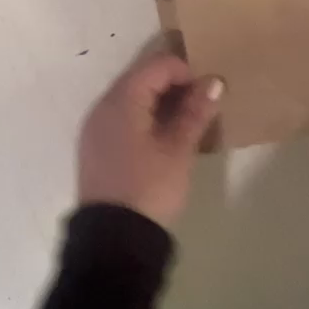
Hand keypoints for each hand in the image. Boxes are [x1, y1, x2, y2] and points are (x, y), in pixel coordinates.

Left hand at [78, 50, 224, 228]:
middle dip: (173, 85)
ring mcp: (95, 127)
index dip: (187, 72)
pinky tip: (162, 138)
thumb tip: (214, 81)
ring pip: (132, 97)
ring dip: (159, 101)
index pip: (158, 66)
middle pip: (142, 77)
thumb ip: (195, 112)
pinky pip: (122, 116)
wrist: (112, 242)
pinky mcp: (94, 147)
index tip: (207, 95)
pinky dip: (144, 117)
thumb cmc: (149, 188)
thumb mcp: (178, 150)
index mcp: (122, 100)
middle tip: (200, 107)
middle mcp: (102, 105)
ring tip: (185, 123)